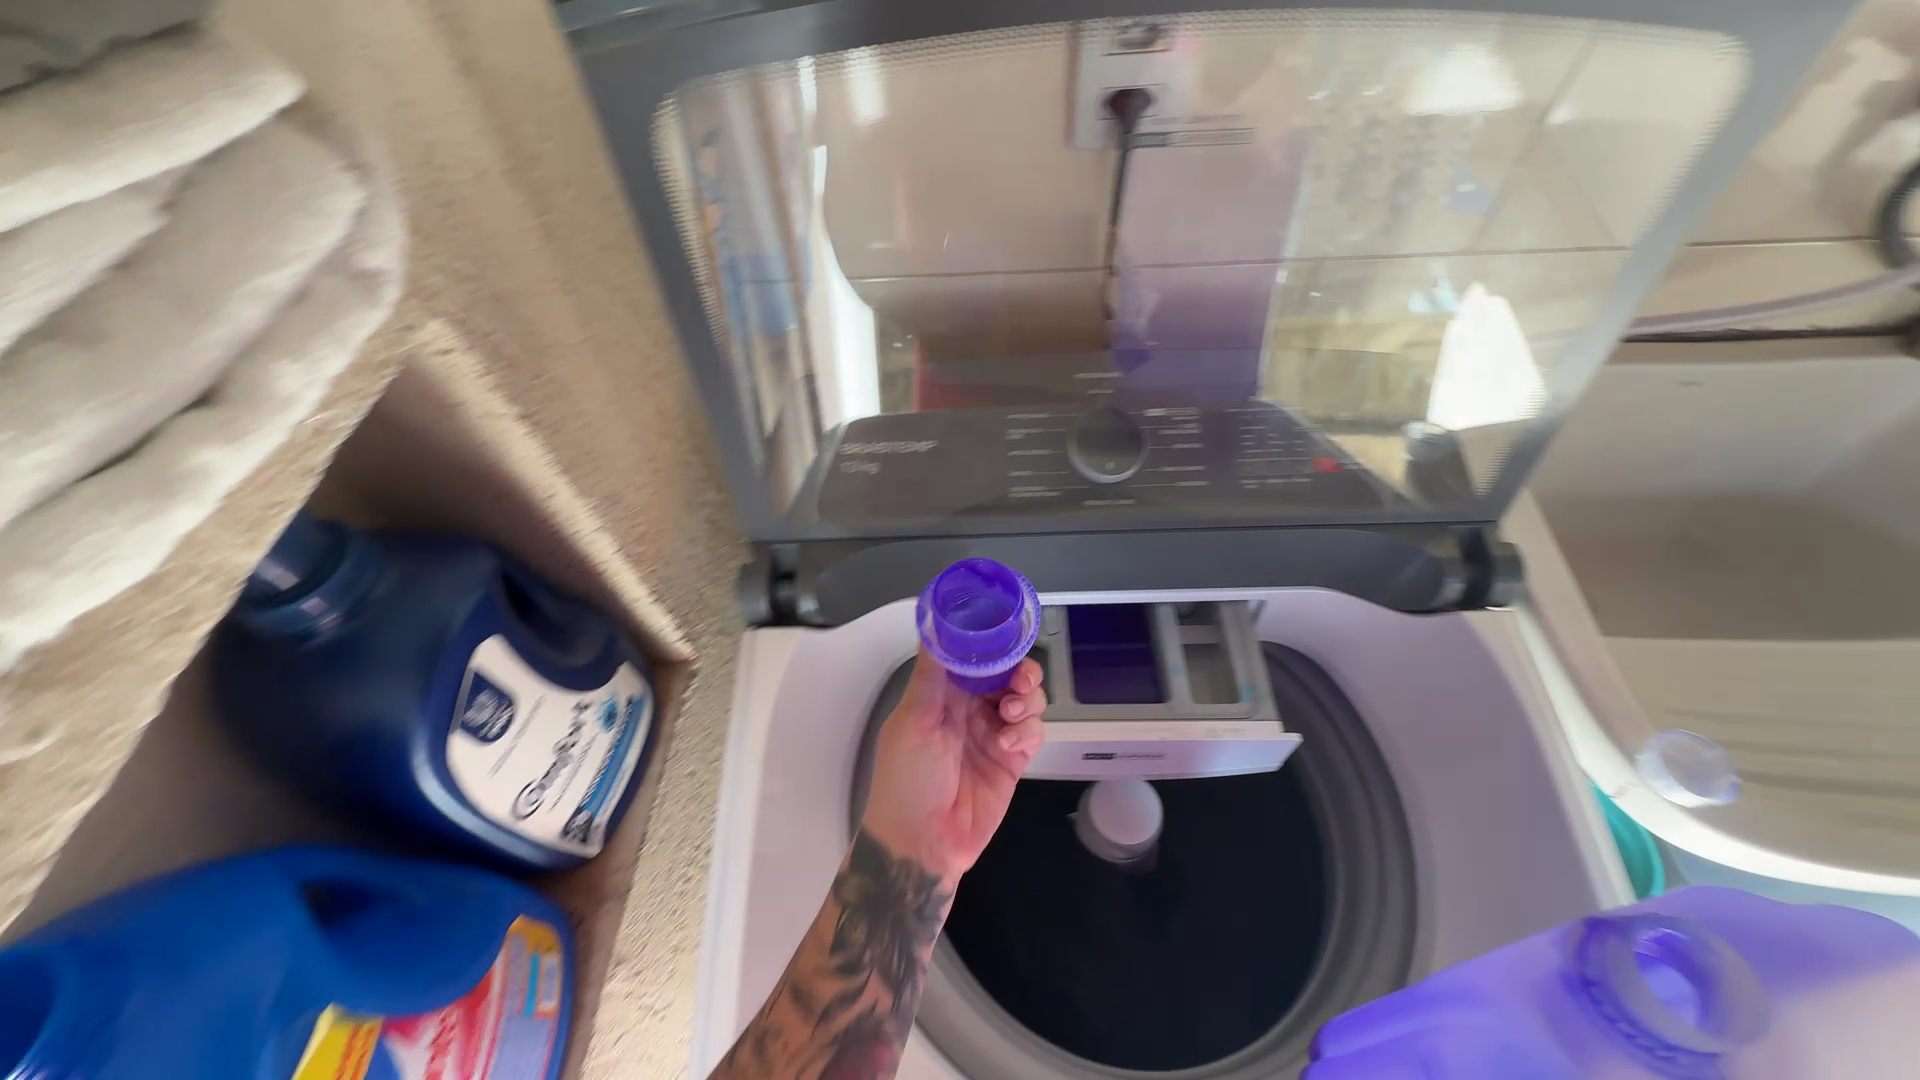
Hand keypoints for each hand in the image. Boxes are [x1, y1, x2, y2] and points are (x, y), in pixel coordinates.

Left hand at [860, 649, 1047, 883]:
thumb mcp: (912, 722)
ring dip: (1026, 700)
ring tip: (1012, 714)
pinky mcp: (1012, 761)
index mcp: (940, 696)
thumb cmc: (906, 780)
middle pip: (1006, 676)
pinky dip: (1028, 732)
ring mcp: (992, 735)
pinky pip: (1032, 733)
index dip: (991, 646)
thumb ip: (929, 675)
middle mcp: (968, 711)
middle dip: (1019, 671)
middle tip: (1021, 680)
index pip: (973, 659)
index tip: (1006, 636)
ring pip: (1025, 700)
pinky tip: (1010, 745)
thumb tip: (932, 629)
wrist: (922, 843)